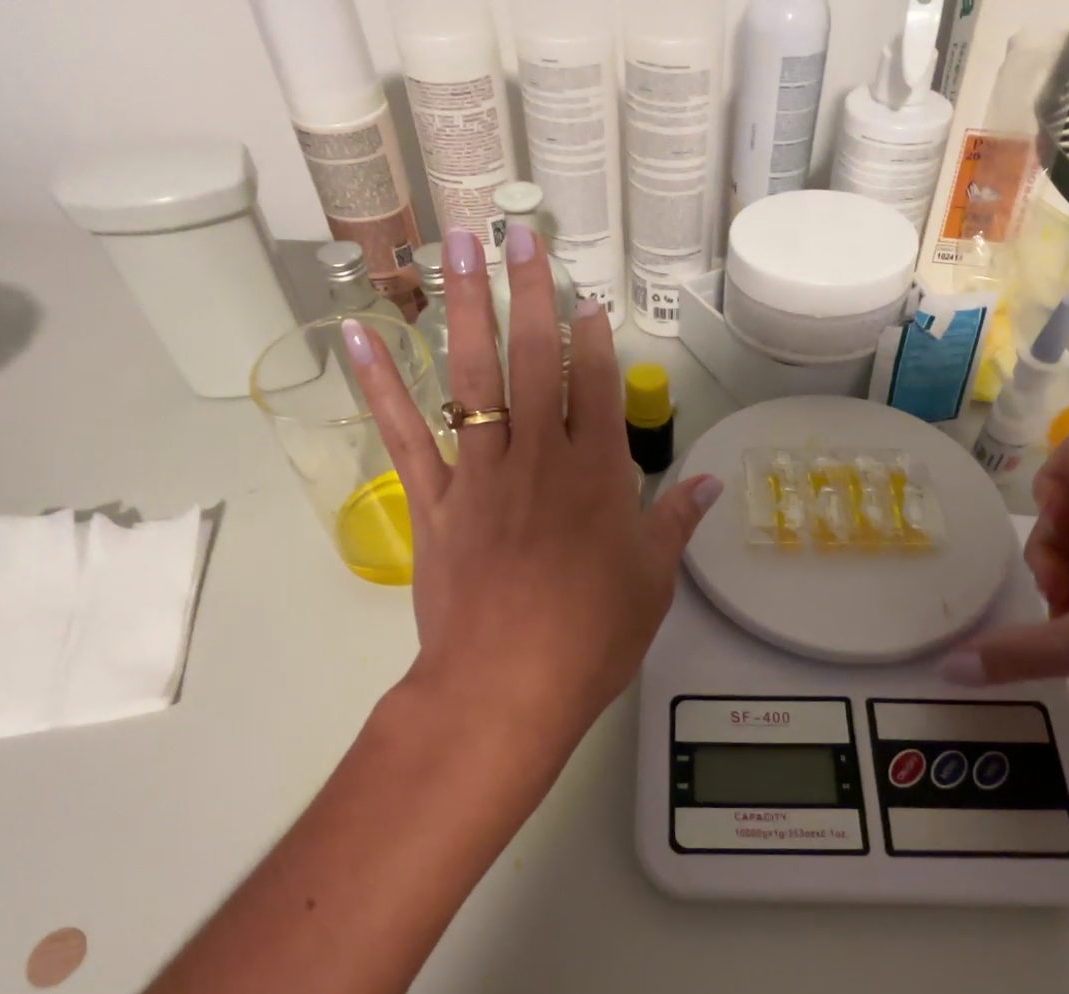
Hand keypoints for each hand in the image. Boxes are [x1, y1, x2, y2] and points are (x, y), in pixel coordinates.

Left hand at [340, 226, 721, 757]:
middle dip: (529, 292)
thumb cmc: (592, 636)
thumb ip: (674, 523)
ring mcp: (479, 473)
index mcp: (596, 474)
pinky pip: (404, 432)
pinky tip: (359, 333)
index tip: (584, 297)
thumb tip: (708, 483)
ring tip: (456, 246)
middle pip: (533, 359)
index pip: (596, 385)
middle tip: (519, 233)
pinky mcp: (432, 501)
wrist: (508, 684)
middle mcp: (537, 456)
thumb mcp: (651, 581)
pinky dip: (378, 382)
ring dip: (465, 306)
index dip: (592, 337)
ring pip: (472, 375)